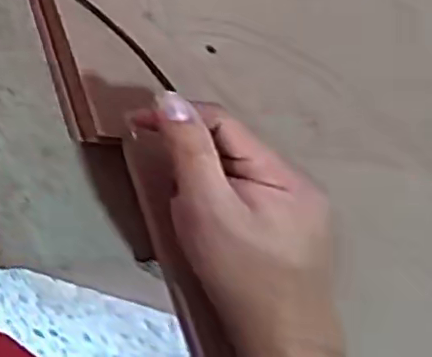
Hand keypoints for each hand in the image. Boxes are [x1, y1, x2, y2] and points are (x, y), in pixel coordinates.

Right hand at [130, 94, 343, 356]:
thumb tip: (167, 97)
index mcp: (285, 177)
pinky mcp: (283, 225)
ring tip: (174, 185)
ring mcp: (294, 208)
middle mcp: (296, 186)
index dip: (175, 116)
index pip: (221, 122)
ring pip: (229, 163)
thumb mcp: (204, 202)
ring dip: (195, 165)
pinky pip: (237, 184)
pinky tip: (197, 202)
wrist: (276, 339)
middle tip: (152, 157)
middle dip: (185, 144)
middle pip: (226, 141)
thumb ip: (188, 147)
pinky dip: (208, 184)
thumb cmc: (238, 269)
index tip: (135, 122)